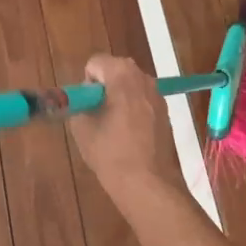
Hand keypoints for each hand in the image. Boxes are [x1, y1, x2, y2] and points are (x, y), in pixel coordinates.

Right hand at [67, 55, 164, 200]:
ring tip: (112, 126)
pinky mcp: (165, 111)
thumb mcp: (82, 128)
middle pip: (116, 70)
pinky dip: (133, 108)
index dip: (87, 82)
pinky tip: (129, 134)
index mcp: (122, 76)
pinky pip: (143, 99)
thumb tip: (86, 101)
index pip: (96, 62)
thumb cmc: (111, 154)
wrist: (148, 183)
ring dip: (119, 96)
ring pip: (131, 85)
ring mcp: (157, 94)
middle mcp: (144, 78)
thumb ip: (80, 105)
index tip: (87, 105)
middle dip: (104, 86)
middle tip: (97, 114)